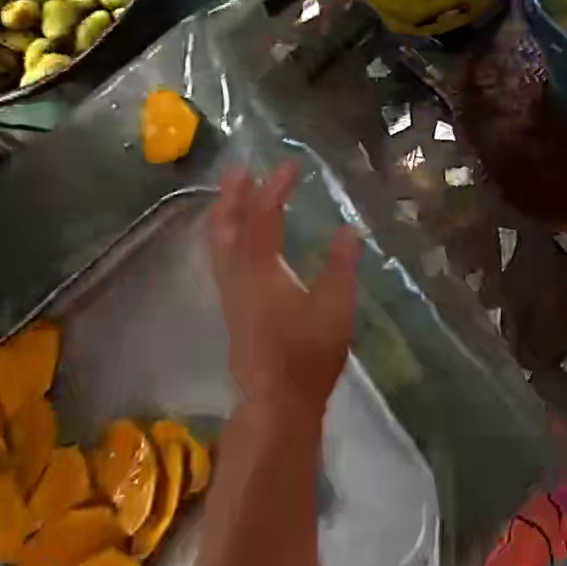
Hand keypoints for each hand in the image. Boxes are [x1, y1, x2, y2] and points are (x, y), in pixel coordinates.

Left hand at [207, 162, 361, 426]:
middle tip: (242, 168)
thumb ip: (341, 266)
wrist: (277, 400)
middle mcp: (237, 276)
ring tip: (232, 195)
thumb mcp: (335, 308)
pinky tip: (236, 240)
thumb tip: (349, 230)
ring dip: (224, 214)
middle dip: (234, 194)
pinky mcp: (233, 307)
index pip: (263, 217)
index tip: (291, 165)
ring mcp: (230, 293)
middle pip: (226, 226)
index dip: (275, 188)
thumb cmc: (308, 353)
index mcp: (260, 271)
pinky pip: (220, 259)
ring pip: (218, 244)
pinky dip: (225, 236)